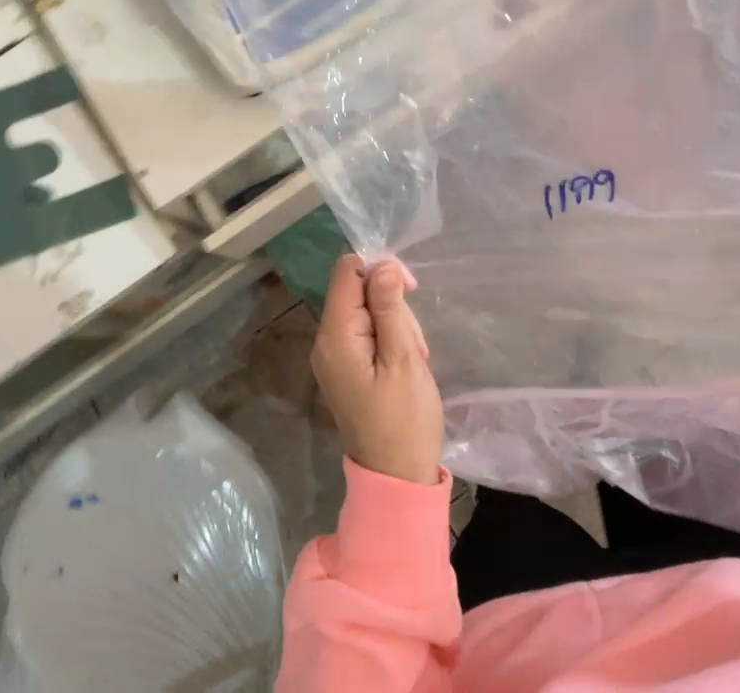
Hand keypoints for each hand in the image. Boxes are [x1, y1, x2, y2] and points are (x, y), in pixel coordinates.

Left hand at [311, 255, 443, 485]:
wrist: (397, 475)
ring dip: (396, 326)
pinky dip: (390, 342)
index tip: (410, 290)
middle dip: (392, 305)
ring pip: (367, 313)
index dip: (380, 270)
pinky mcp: (347, 369)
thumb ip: (389, 308)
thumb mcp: (403, 358)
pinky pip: (367, 336)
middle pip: (358, 291)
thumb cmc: (405, 418)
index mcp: (335, 336)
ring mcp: (334, 357)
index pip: (346, 272)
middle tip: (413, 344)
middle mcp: (326, 342)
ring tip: (413, 360)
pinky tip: (405, 366)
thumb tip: (382, 265)